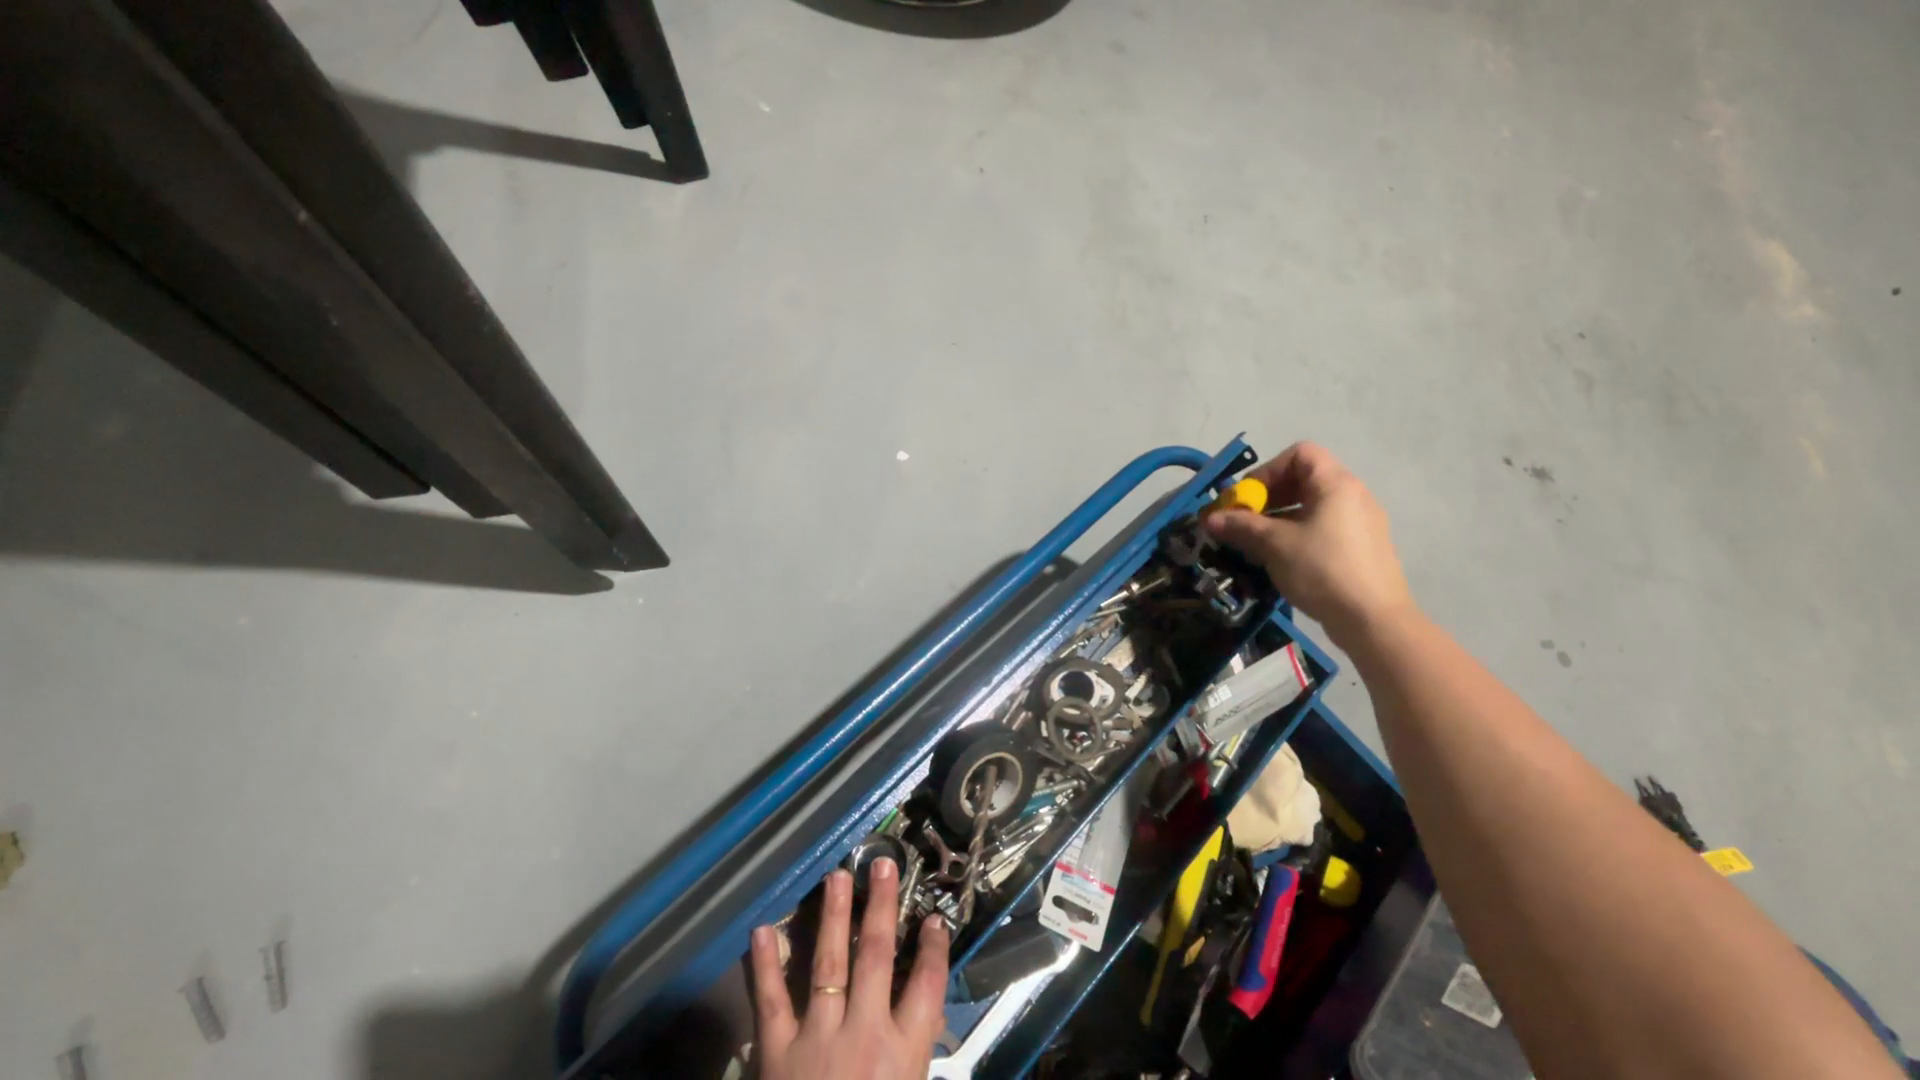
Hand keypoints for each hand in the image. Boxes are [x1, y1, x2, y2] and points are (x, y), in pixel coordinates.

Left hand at [751, 860, 948, 1079]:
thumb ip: (913, 1058)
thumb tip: (920, 1022)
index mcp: (902, 1053)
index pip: (926, 985)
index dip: (933, 947)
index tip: (934, 918)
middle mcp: (864, 1032)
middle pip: (877, 956)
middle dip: (881, 907)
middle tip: (883, 864)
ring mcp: (817, 1036)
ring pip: (828, 962)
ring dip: (833, 917)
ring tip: (836, 877)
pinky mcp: (777, 1049)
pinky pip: (770, 999)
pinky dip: (765, 964)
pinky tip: (762, 930)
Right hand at [1203, 442, 1414, 645]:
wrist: (1373, 619)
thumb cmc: (1323, 570)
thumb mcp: (1275, 545)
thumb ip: (1242, 526)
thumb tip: (1210, 518)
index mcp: (1335, 483)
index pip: (1299, 454)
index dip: (1267, 471)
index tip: (1247, 500)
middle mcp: (1353, 494)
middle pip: (1304, 479)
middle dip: (1268, 498)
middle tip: (1245, 522)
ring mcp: (1361, 521)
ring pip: (1312, 506)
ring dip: (1280, 519)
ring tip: (1259, 544)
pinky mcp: (1362, 547)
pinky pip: (1324, 527)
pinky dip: (1299, 534)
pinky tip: (1284, 561)